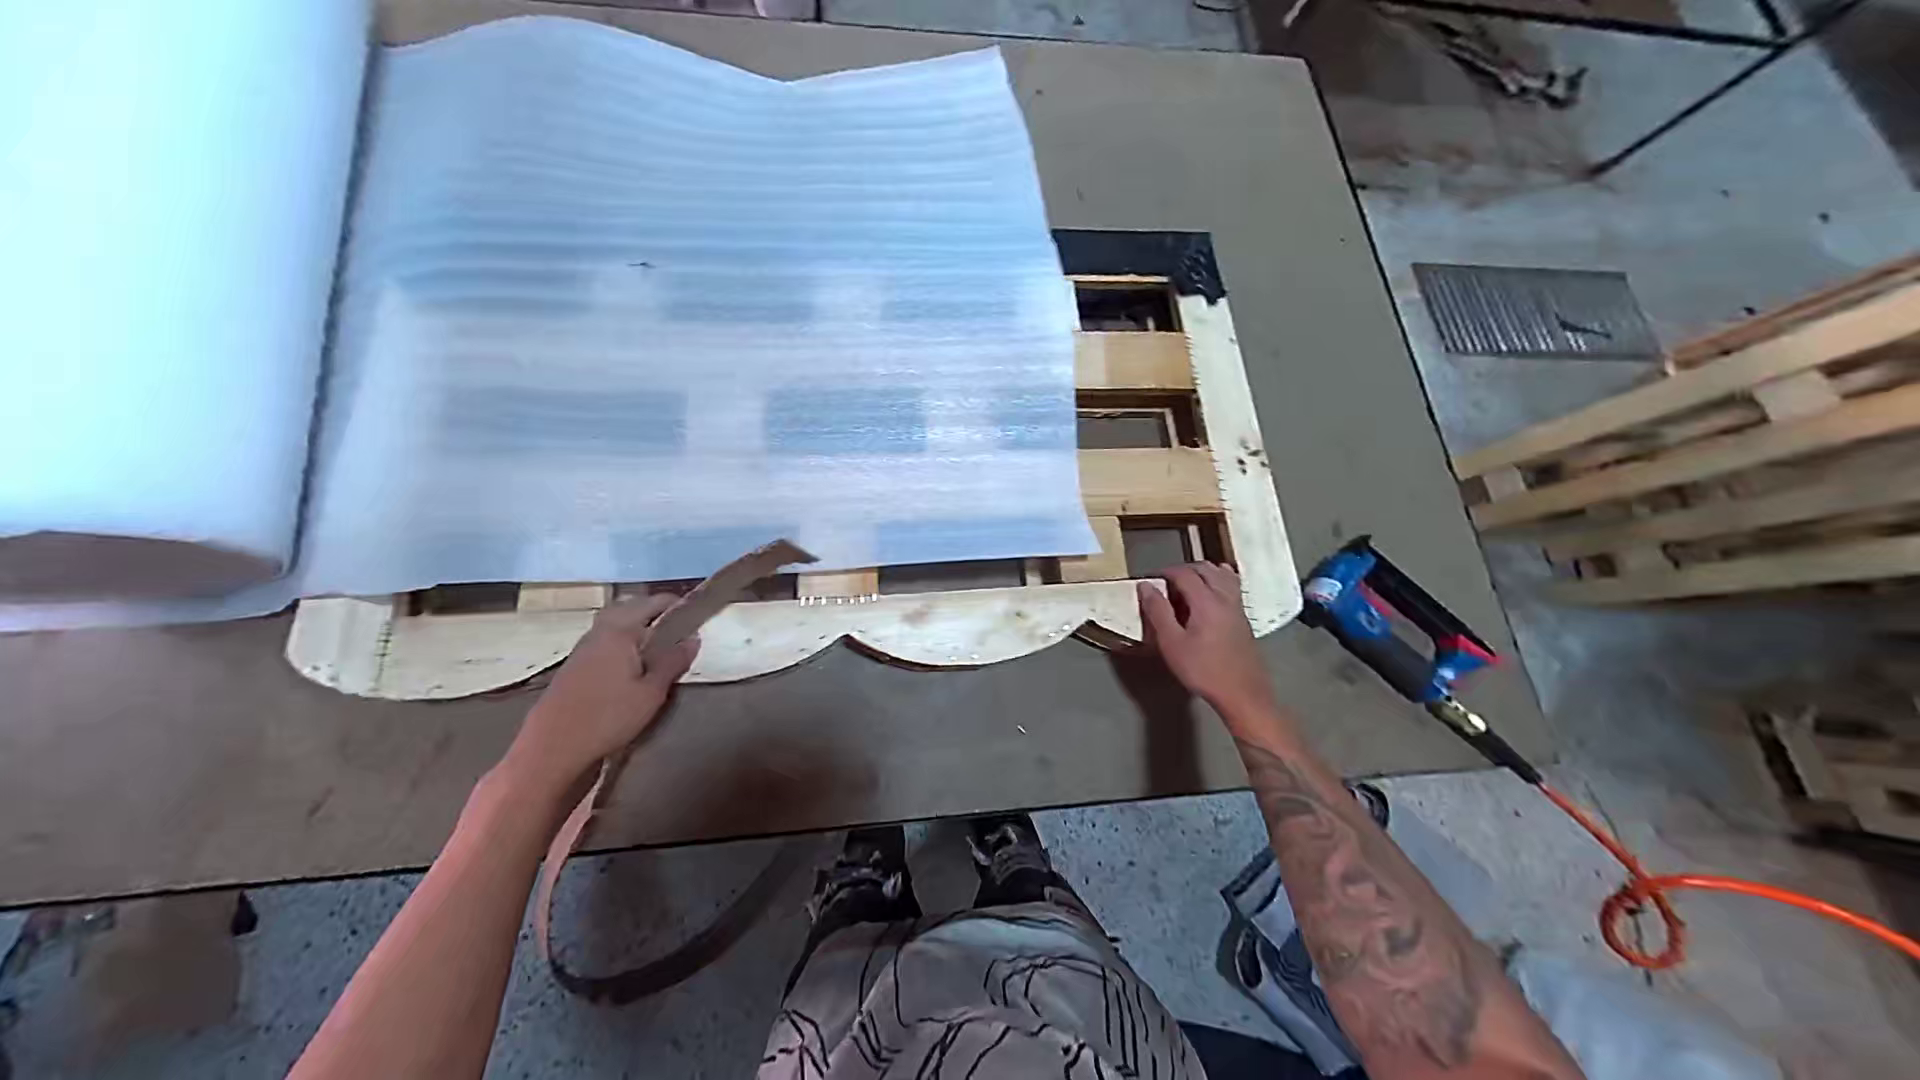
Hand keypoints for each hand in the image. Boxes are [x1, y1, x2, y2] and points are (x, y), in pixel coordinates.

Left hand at [501, 594, 699, 793]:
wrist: (551, 749)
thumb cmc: (608, 718)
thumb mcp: (652, 693)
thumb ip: (673, 662)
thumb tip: (693, 637)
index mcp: (619, 631)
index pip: (652, 603)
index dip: (676, 604)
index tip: (696, 613)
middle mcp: (598, 633)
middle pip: (628, 608)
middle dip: (653, 611)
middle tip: (677, 626)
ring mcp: (582, 649)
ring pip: (613, 625)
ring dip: (635, 627)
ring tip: (659, 645)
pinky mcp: (573, 668)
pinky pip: (604, 642)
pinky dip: (622, 643)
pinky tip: (631, 664)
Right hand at [1137, 562, 1275, 718]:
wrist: (1242, 694)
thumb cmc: (1203, 670)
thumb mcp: (1171, 643)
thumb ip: (1158, 612)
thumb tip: (1146, 586)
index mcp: (1206, 601)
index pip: (1184, 574)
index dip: (1165, 572)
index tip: (1150, 581)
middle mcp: (1225, 598)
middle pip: (1205, 569)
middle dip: (1183, 570)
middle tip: (1165, 582)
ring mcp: (1238, 607)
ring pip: (1221, 575)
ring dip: (1202, 573)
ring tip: (1185, 586)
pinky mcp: (1243, 618)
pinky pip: (1231, 586)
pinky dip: (1217, 581)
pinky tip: (1208, 596)